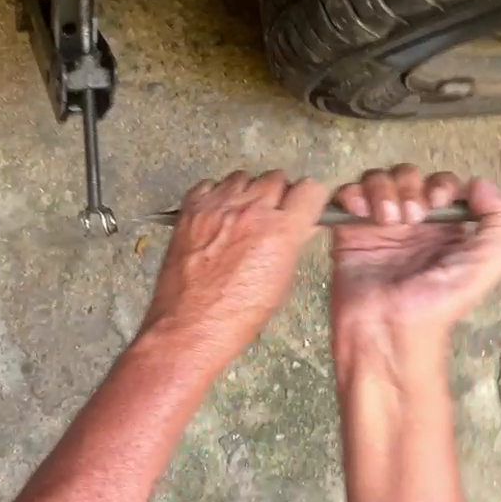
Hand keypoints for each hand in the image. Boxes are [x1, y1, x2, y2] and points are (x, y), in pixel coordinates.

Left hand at [141, 170, 328, 367]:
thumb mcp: (281, 282)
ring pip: (242, 177)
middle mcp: (249, 211)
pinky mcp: (190, 211)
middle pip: (275, 178)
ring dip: (246, 191)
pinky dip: (215, 195)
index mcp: (280, 230)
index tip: (303, 205)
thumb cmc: (236, 313)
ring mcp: (216, 208)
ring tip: (240, 215)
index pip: (310, 189)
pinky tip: (216, 215)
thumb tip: (301, 226)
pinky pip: (208, 185)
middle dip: (277, 194)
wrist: (190, 324)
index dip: (308, 199)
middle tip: (270, 213)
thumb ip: (292, 244)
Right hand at [329, 165, 500, 338]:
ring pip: (375, 180)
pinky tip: (360, 213)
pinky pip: (344, 197)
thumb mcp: (488, 265)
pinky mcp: (348, 232)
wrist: (386, 329)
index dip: (440, 185)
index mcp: (446, 228)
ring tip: (385, 219)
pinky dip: (351, 195)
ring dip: (380, 190)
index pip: (443, 184)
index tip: (437, 202)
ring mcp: (377, 225)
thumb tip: (482, 184)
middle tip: (409, 218)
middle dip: (408, 187)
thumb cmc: (436, 305)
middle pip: (407, 176)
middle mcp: (412, 222)